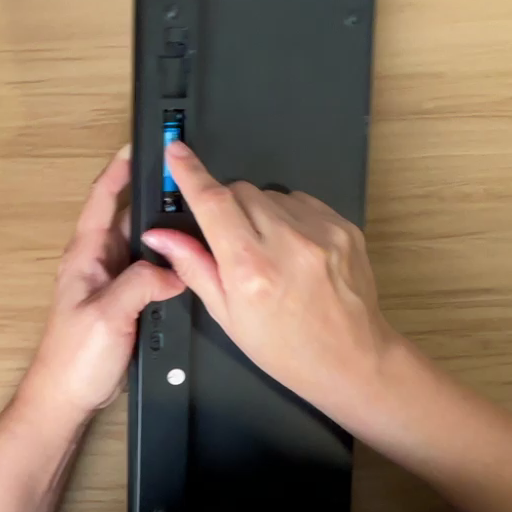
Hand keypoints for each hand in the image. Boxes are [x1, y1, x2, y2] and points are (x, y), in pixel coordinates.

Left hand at [19, 146, 186, 417]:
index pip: (102, 199)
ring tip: (197, 216)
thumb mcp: (108, 314)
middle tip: (187, 180)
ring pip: (144, 244)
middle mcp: (99, 262)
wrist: (67, 396)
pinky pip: (150, 270)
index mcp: (86, 256)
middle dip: (155, 196)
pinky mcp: (125, 301)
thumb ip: (141, 284)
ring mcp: (112, 281)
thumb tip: (175, 267)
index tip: (139, 144)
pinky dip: (168, 261)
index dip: (119, 169)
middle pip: (130, 217)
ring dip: (165, 231)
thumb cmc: (73, 358)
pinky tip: (190, 261)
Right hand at [141, 140, 406, 431]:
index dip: (189, 173)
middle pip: (240, 191)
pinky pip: (300, 202)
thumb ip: (193, 266)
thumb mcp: (226, 315)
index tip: (176, 152)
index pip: (213, 203)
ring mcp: (320, 232)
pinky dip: (287, 216)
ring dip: (257, 211)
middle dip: (225, 205)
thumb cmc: (286, 347)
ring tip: (267, 252)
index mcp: (250, 268)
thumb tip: (161, 236)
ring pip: (270, 194)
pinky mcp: (343, 227)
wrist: (351, 358)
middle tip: (229, 241)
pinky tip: (291, 249)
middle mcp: (287, 243)